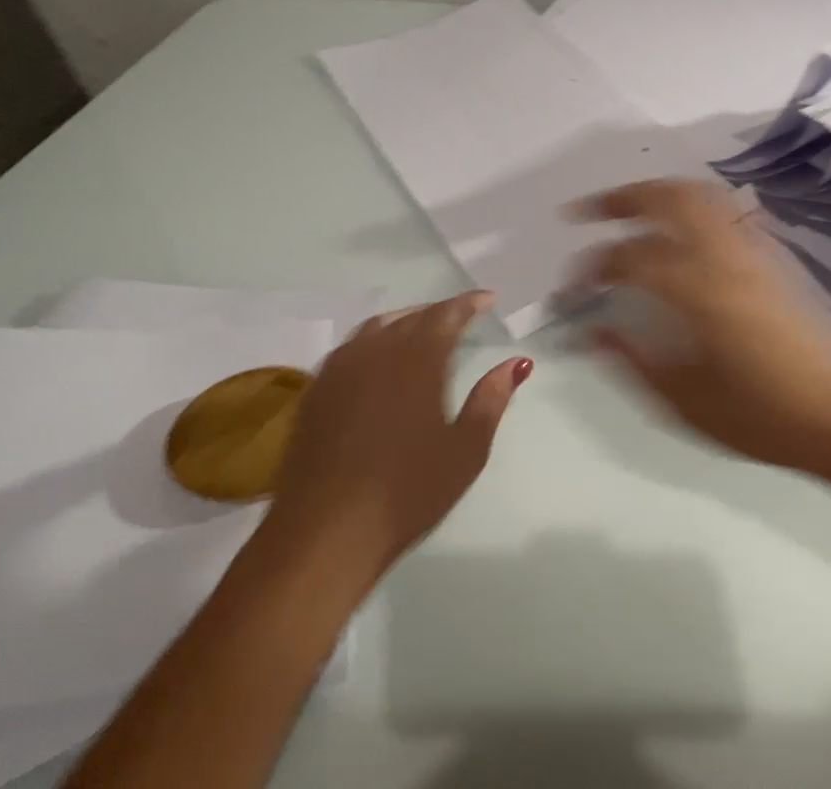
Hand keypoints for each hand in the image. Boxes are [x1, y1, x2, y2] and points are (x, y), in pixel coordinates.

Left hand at [260, 292, 531, 577]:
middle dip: (438, 312)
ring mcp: (337, 372)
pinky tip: (379, 364)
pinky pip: (349, 351)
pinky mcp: (313, 394)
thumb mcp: (466, 448)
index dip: (468, 304)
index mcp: (416, 361)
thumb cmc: (409, 491)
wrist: (327, 531)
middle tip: (461, 317)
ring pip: (374, 329)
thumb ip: (491, 399)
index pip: (445, 315)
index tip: (488, 300)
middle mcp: (374, 354)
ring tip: (422, 333)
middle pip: (409, 317)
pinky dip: (372, 343)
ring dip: (403, 322)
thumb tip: (517, 363)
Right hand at [573, 179, 830, 470]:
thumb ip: (633, 361)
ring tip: (632, 211)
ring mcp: (756, 255)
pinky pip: (729, 215)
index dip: (592, 267)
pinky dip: (694, 208)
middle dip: (624, 198)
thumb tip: (591, 332)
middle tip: (589, 211)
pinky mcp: (776, 262)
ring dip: (661, 195)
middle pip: (671, 199)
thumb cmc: (759, 419)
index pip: (631, 257)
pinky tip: (682, 233)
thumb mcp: (683, 402)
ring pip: (704, 198)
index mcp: (699, 293)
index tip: (573, 288)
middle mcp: (727, 259)